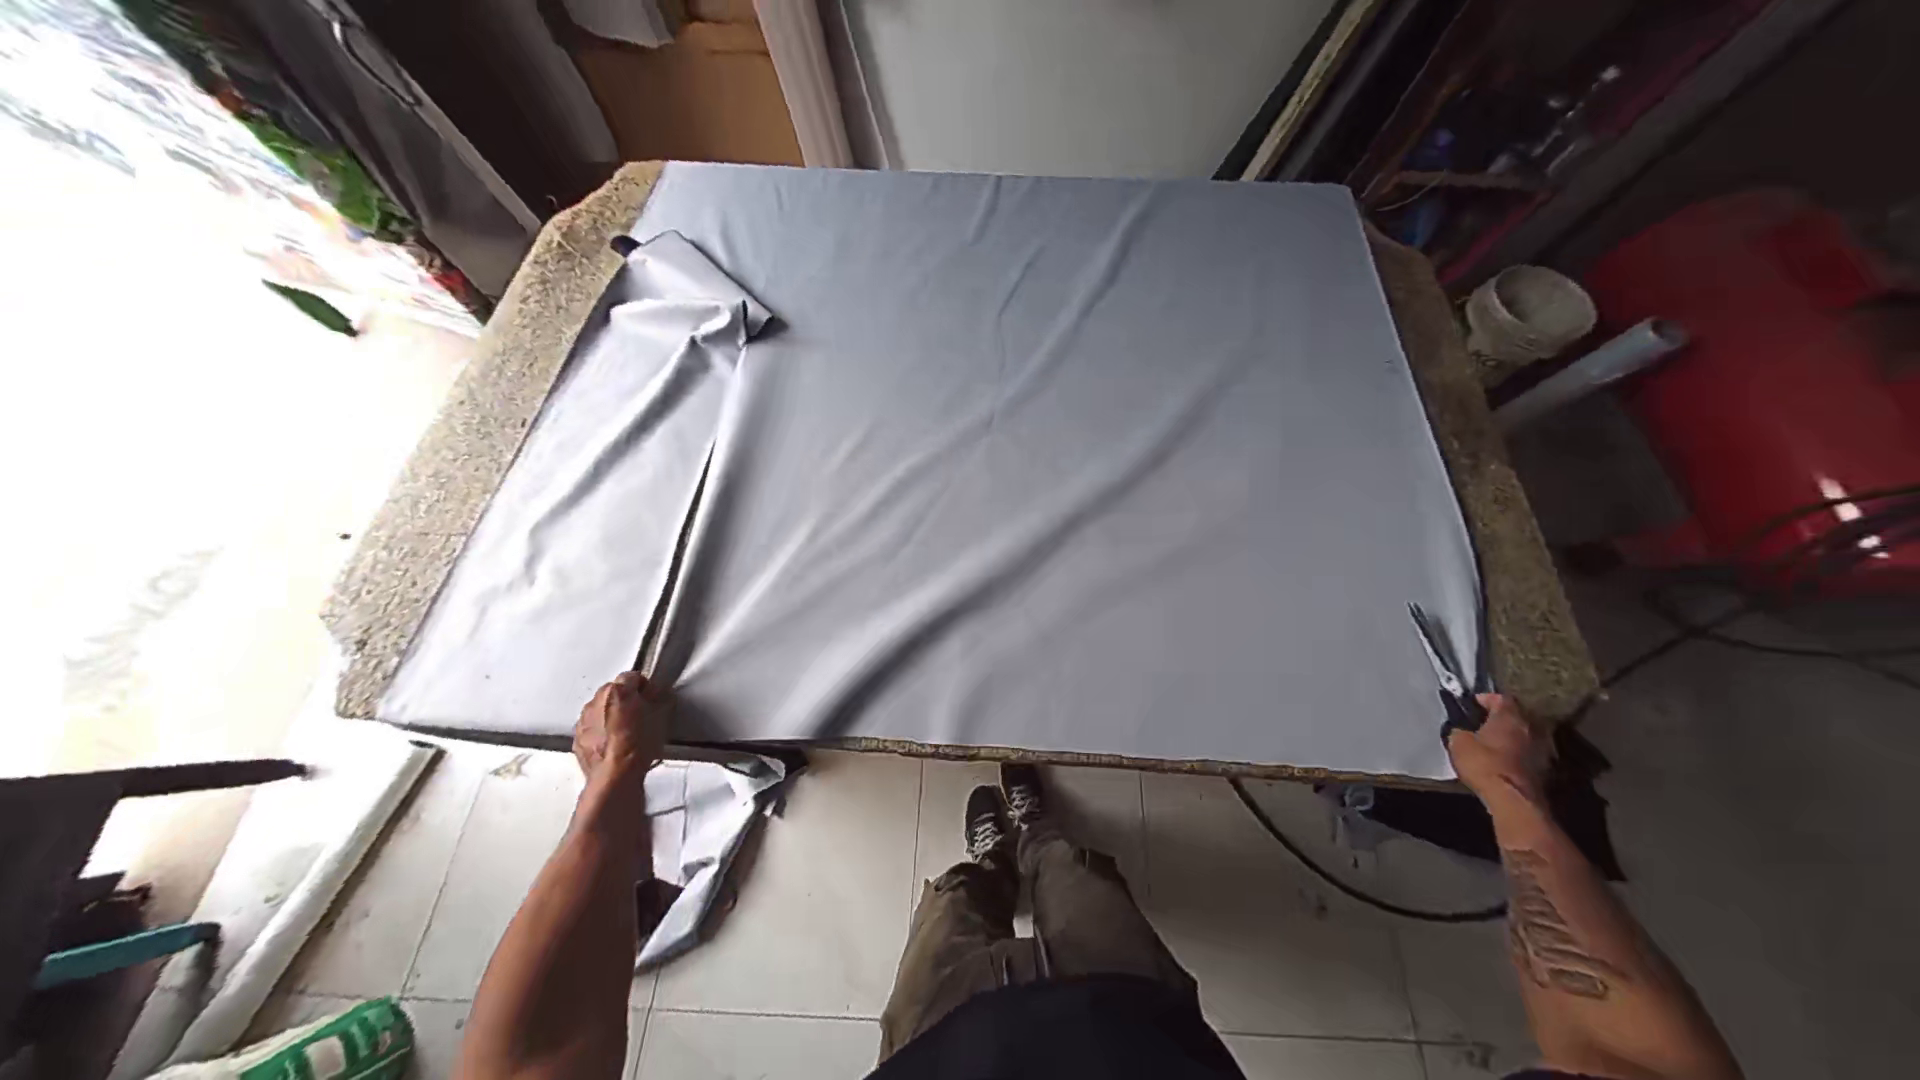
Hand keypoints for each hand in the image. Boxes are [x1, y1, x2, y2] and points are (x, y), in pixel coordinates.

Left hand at [573, 672, 664, 785]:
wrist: (616, 775)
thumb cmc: (637, 746)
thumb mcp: (663, 715)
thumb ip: (661, 697)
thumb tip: (661, 694)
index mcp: (618, 690)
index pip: (633, 676)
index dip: (646, 686)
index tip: (653, 696)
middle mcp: (597, 701)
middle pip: (614, 691)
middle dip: (627, 699)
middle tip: (643, 713)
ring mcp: (585, 720)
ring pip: (601, 709)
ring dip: (613, 715)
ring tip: (629, 731)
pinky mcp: (579, 738)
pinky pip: (592, 727)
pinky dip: (602, 731)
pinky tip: (616, 743)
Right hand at [1445, 693, 1549, 809]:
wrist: (1513, 799)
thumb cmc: (1484, 764)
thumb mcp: (1458, 742)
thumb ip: (1460, 731)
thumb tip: (1462, 730)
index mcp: (1510, 716)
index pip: (1501, 698)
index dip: (1486, 699)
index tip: (1472, 704)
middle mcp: (1532, 728)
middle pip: (1517, 715)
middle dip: (1501, 718)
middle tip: (1483, 723)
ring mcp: (1543, 748)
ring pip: (1525, 734)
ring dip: (1511, 736)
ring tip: (1493, 743)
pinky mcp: (1545, 768)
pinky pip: (1529, 752)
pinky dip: (1517, 752)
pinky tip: (1503, 759)